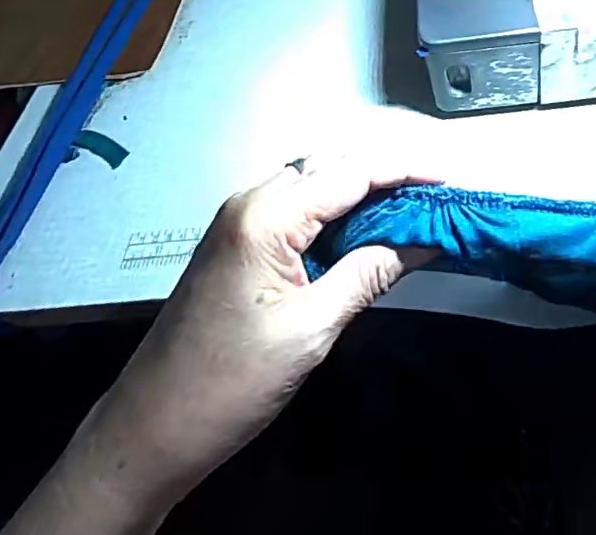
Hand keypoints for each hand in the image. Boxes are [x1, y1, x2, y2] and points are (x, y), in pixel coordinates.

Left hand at [5, 159, 432, 534]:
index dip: (406, 169)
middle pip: (334, 163)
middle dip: (388, 170)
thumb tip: (424, 240)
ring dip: (365, 185)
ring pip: (318, 178)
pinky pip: (302, 202)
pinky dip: (341, 204)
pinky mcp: (242, 238)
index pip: (352, 171)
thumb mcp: (313, 328)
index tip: (448, 178)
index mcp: (266, 217)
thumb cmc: (229, 383)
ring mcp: (242, 218)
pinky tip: (367, 224)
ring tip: (410, 204)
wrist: (147, 433)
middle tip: (434, 192)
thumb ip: (371, 271)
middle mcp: (251, 202)